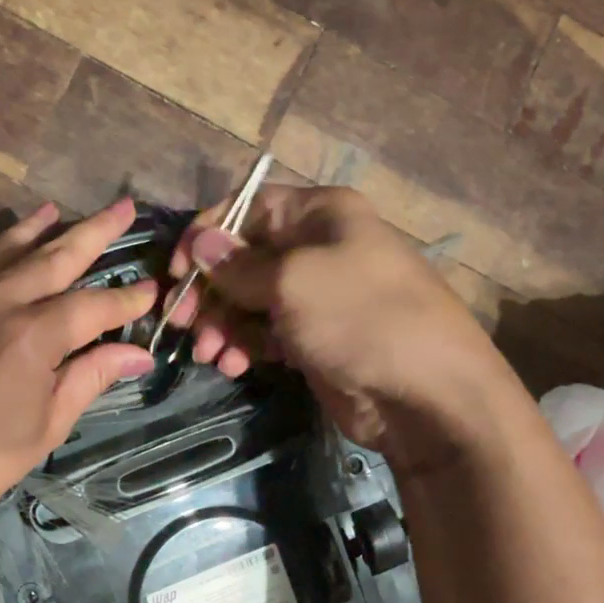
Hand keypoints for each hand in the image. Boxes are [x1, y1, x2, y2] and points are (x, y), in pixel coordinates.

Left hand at [0, 199, 157, 559]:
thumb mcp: (49, 422)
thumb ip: (91, 376)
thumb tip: (138, 353)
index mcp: (32, 335)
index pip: (93, 304)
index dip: (125, 299)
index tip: (150, 289)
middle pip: (53, 256)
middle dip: (94, 232)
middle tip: (123, 207)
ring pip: (1, 253)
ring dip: (35, 230)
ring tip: (58, 209)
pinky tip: (1, 259)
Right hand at [165, 185, 501, 451]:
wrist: (426, 393)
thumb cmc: (360, 319)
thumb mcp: (292, 282)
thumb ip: (238, 265)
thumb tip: (201, 242)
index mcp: (319, 215)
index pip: (247, 208)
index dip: (206, 235)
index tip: (177, 272)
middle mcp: (317, 247)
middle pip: (242, 258)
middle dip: (209, 291)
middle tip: (182, 323)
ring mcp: (316, 295)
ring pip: (248, 300)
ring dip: (221, 326)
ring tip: (212, 354)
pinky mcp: (313, 337)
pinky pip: (264, 332)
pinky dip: (244, 347)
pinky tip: (234, 366)